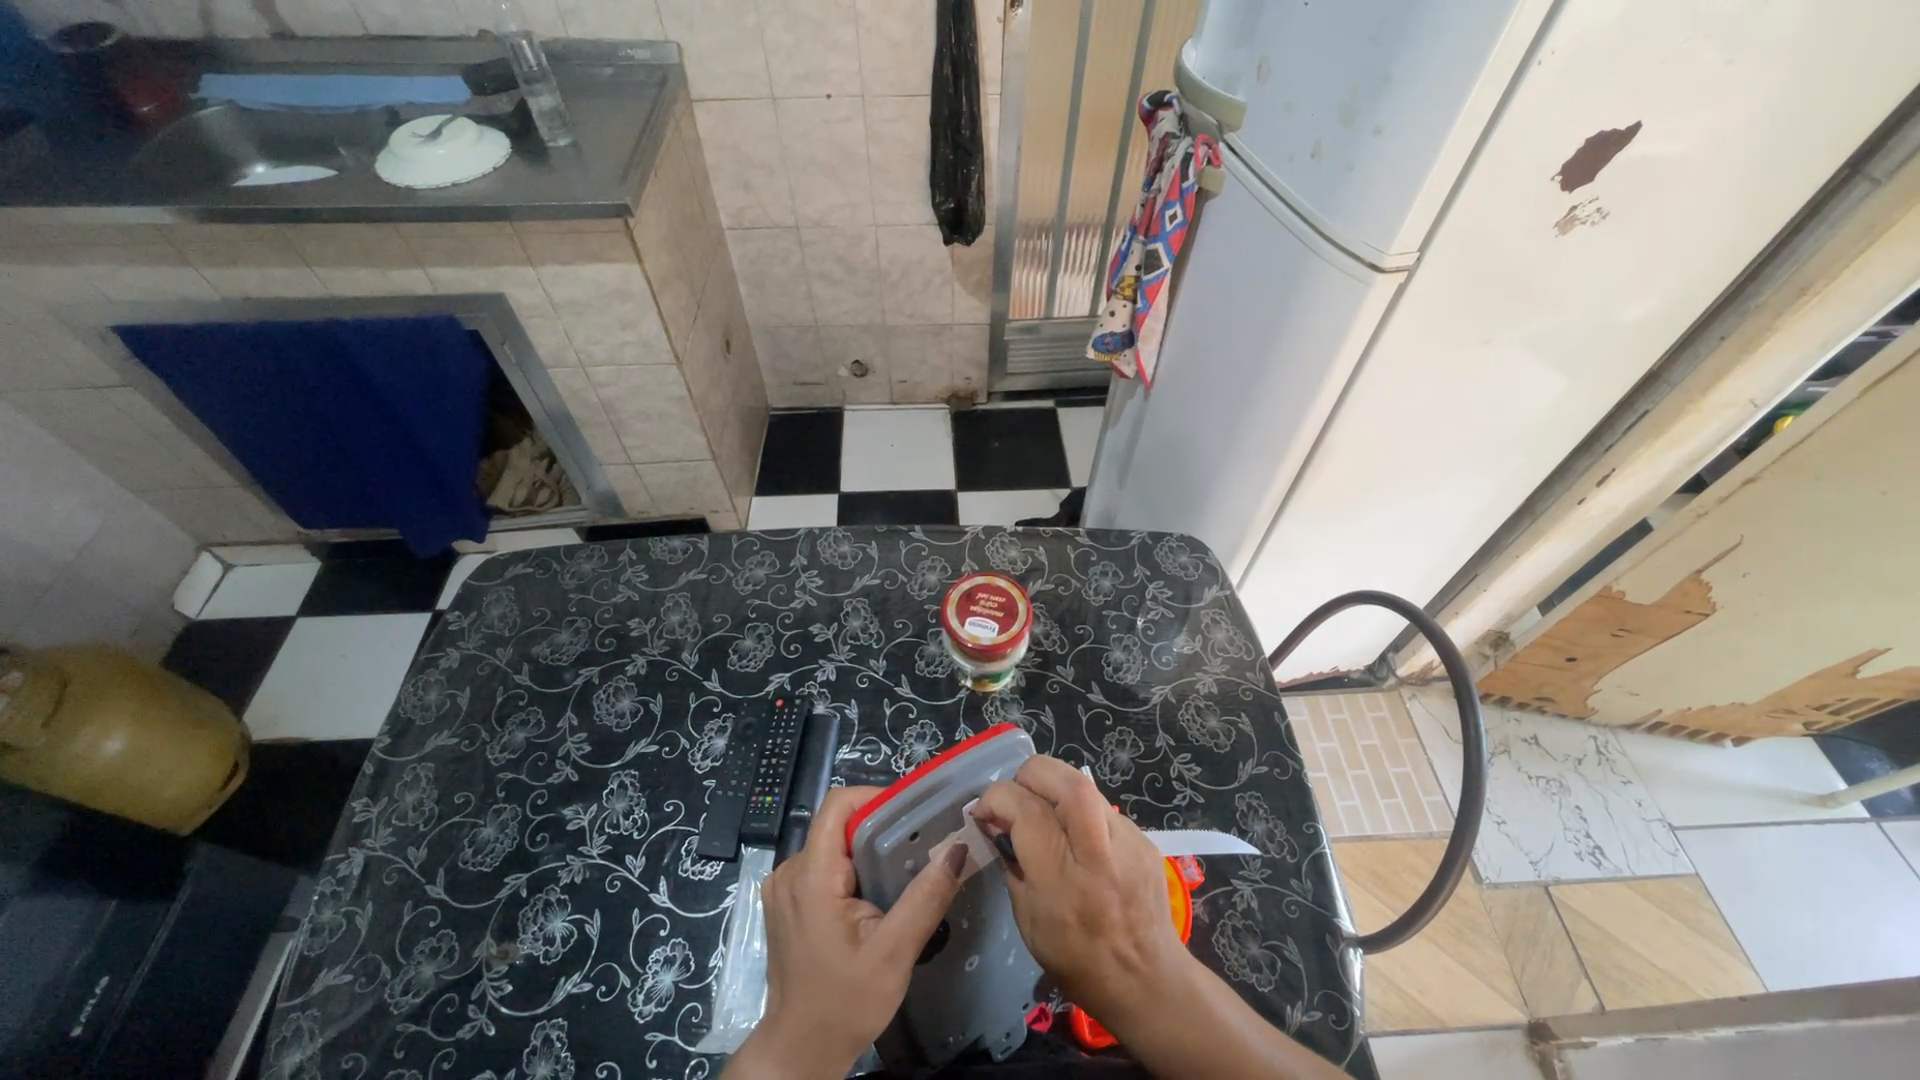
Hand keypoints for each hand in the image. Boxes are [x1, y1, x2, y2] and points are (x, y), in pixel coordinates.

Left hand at [723, 785, 966, 1079]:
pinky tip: (877, 896)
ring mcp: (784, 887)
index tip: (914, 817)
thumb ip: (926, 897)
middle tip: (920, 848)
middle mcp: (789, 871)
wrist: (801, 1050)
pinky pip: (823, 866)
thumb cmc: (845, 1003)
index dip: (877, 798)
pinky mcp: (788, 902)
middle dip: (880, 830)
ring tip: (904, 873)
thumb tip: (957, 848)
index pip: (839, 805)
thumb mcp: (894, 952)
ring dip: (867, 852)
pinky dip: (852, 871)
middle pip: (838, 825)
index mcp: (810, 876)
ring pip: (832, 845)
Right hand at [970, 757, 1192, 1029]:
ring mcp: (1129, 843)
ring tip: (1041, 806)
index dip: (996, 799)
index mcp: (1063, 882)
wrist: (1148, 980)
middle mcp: (1098, 855)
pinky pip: (1103, 807)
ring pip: (1087, 786)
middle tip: (1016, 794)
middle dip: (1031, 774)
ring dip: (1054, 785)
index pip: (1026, 811)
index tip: (984, 811)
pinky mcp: (1145, 840)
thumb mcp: (1028, 920)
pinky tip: (1074, 833)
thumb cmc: (1078, 961)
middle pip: (1067, 782)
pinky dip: (1079, 809)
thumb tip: (998, 825)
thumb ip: (1013, 865)